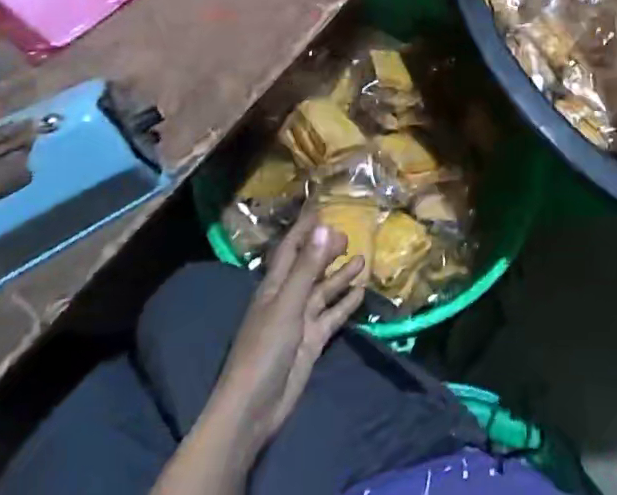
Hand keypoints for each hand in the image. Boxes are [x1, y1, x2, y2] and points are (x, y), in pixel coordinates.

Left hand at [208, 211, 367, 456]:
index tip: (322, 210)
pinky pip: (332, 315)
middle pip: (309, 267)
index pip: (290, 249)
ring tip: (362, 259)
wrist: (254, 406)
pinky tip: (361, 292)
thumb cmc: (264, 349)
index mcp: (274, 286)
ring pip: (323, 291)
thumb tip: (325, 228)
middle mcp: (287, 298)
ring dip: (340, 275)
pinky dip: (345, 303)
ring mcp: (300, 321)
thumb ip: (307, 267)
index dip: (304, 230)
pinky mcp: (312, 341)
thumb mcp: (287, 304)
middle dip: (325, 251)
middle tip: (348, 236)